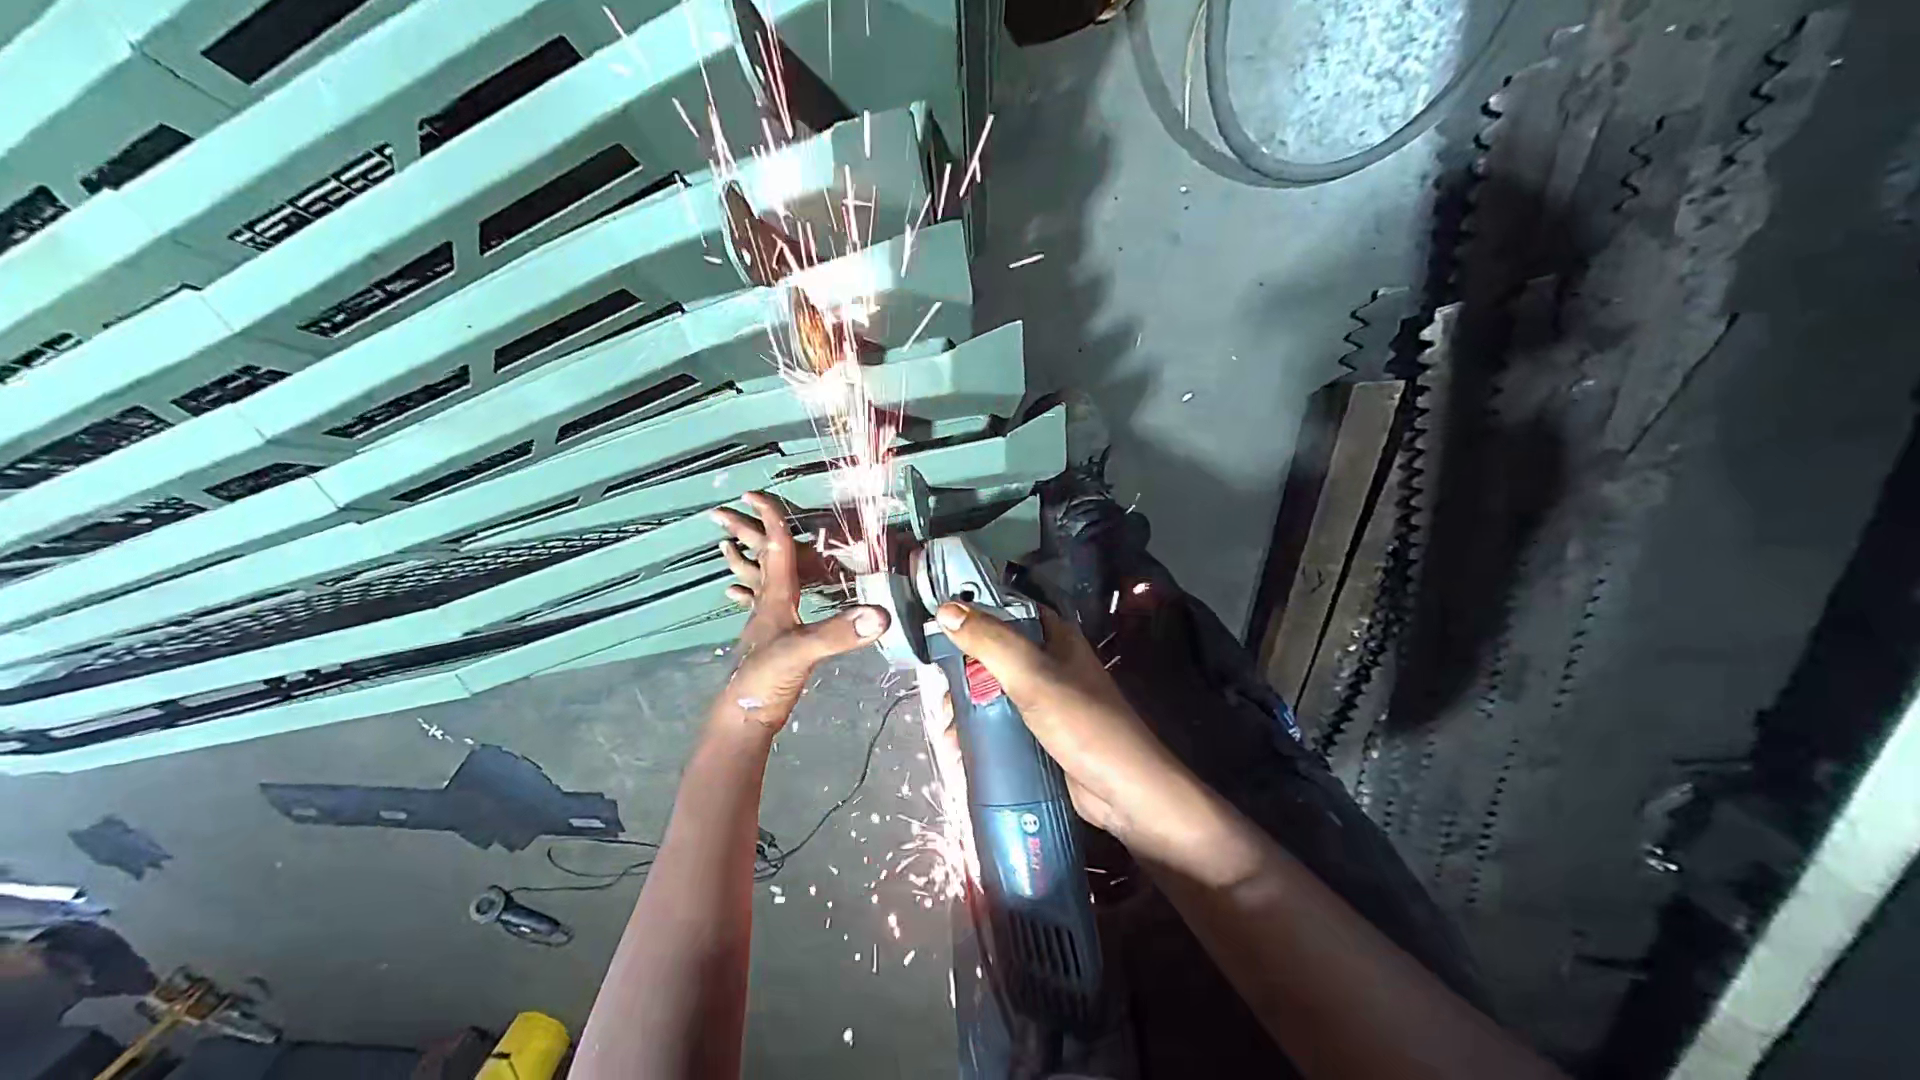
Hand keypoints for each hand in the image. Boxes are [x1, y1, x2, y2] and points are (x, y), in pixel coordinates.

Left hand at [708, 492, 889, 731]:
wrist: (744, 718)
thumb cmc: (765, 679)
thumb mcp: (804, 652)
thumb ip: (839, 632)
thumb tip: (880, 614)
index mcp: (775, 599)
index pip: (775, 551)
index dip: (771, 521)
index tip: (759, 494)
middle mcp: (768, 606)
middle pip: (761, 562)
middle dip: (752, 533)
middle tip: (737, 510)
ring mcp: (767, 626)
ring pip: (760, 584)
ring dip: (751, 561)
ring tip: (732, 545)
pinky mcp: (772, 643)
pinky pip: (768, 608)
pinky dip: (761, 593)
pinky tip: (762, 600)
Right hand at [930, 602, 1223, 866]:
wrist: (1125, 792)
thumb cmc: (1082, 723)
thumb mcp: (1031, 675)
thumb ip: (989, 641)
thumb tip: (945, 609)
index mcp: (1055, 636)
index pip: (1005, 610)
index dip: (971, 613)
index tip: (934, 629)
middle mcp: (1050, 661)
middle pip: (994, 653)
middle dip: (963, 672)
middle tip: (940, 695)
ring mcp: (1046, 699)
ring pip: (995, 690)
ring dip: (968, 705)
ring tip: (946, 727)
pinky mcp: (1042, 732)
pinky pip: (1003, 721)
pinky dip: (981, 728)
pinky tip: (961, 745)